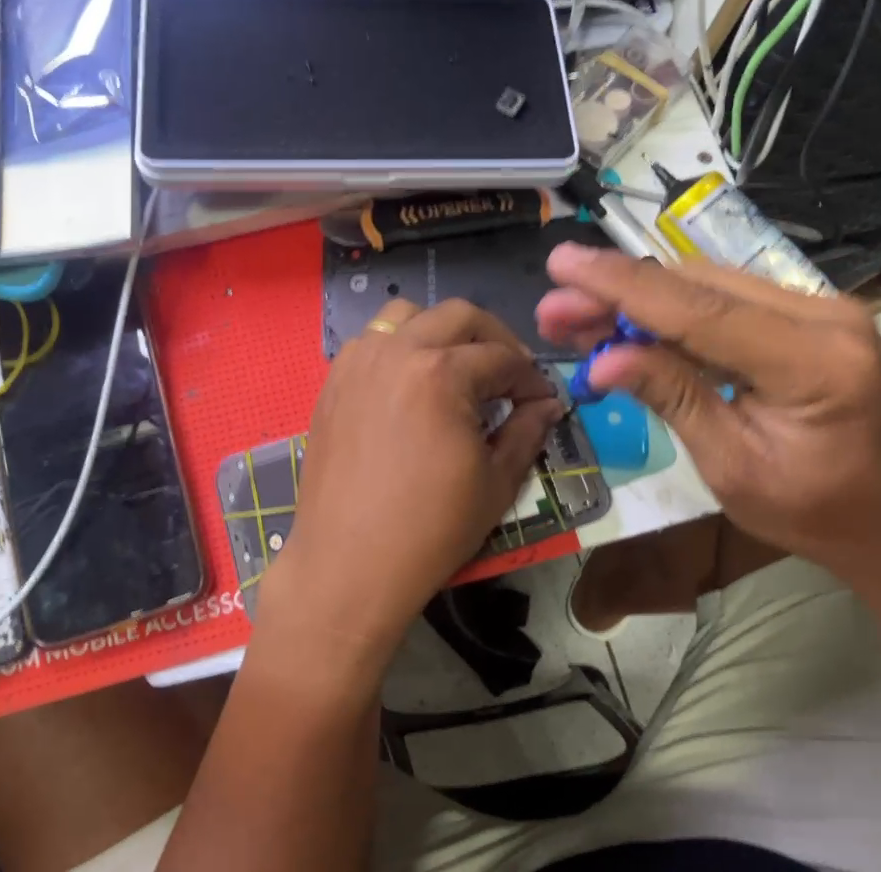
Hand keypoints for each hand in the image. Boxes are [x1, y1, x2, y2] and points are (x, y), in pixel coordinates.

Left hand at [265, 298, 563, 668]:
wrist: (350, 564)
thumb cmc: (431, 528)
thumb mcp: (496, 482)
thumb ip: (526, 431)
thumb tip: (546, 404)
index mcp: (440, 373)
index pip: (502, 358)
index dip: (531, 378)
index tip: (542, 400)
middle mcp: (396, 352)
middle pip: (457, 316)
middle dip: (493, 337)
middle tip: (509, 373)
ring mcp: (358, 364)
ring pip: (405, 316)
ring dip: (440, 331)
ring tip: (457, 368)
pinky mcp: (334, 383)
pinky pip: (371, 343)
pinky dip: (398, 348)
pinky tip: (411, 385)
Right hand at [536, 242, 880, 574]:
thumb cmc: (815, 511)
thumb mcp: (733, 467)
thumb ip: (674, 399)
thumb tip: (602, 360)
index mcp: (816, 364)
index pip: (701, 312)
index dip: (624, 286)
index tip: (563, 264)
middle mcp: (825, 317)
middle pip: (699, 287)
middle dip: (617, 293)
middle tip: (552, 309)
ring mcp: (821, 308)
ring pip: (706, 285)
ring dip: (636, 299)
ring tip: (574, 316)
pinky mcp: (807, 314)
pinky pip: (723, 299)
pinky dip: (668, 311)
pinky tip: (624, 323)